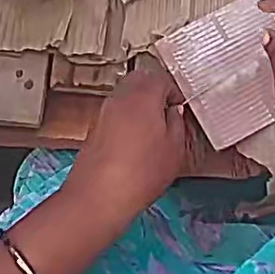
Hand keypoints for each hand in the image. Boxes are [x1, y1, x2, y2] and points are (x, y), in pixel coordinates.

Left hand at [64, 66, 190, 216]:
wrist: (98, 195)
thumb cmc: (143, 171)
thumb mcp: (175, 149)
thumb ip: (177, 123)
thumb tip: (173, 111)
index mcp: (144, 94)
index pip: (162, 78)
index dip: (174, 91)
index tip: (180, 108)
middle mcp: (121, 96)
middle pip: (139, 80)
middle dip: (155, 90)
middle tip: (167, 112)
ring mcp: (104, 110)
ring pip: (125, 94)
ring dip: (139, 103)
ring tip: (153, 130)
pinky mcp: (94, 126)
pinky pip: (115, 111)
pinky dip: (126, 117)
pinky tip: (135, 142)